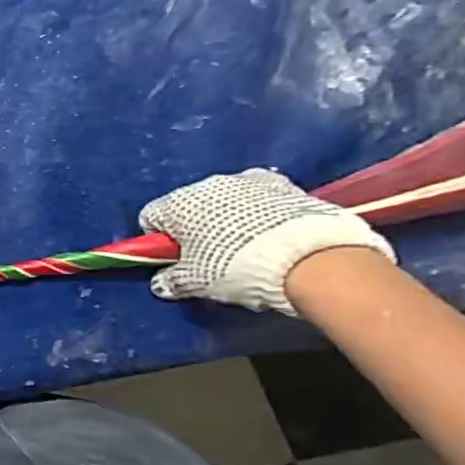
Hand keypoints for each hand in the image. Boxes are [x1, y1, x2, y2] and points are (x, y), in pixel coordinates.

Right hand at [138, 168, 393, 314]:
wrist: (314, 260)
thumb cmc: (235, 266)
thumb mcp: (195, 282)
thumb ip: (171, 280)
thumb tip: (161, 283)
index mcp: (176, 204)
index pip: (151, 218)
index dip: (160, 241)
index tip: (175, 259)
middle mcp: (208, 185)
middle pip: (190, 206)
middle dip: (195, 226)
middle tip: (210, 254)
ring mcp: (250, 181)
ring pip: (227, 200)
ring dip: (229, 217)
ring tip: (248, 245)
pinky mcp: (289, 185)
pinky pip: (263, 198)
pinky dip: (263, 212)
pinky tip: (274, 234)